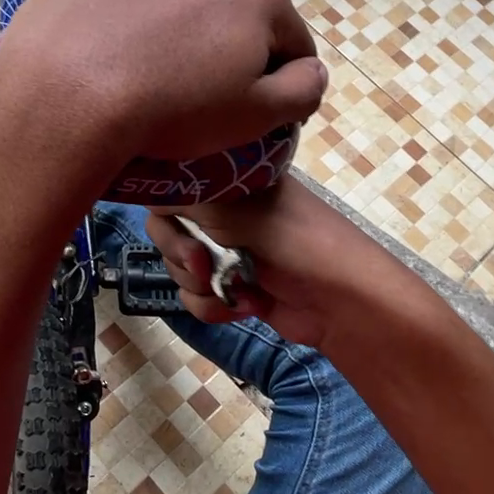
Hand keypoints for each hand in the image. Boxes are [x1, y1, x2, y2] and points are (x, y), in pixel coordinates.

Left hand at [0, 0, 326, 185]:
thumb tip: (315, 71)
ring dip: (198, 5)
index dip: (282, 79)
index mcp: (263, 0)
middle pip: (245, 7)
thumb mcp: (251, 119)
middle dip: (236, 41)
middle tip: (200, 86)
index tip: (256, 107)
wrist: (67, 92)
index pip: (293, 43)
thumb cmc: (168, 112)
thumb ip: (301, 91)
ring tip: (164, 47)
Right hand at [145, 177, 371, 347]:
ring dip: (199, 287)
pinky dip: (211, 307)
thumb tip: (150, 189)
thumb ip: (194, 202)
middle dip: (181, 256)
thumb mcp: (245, 215)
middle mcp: (224, 215)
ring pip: (179, 270)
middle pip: (167, 233)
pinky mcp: (230, 289)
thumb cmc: (303, 246)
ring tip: (232, 292)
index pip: (174, 189)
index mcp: (231, 185)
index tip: (182, 233)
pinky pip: (195, 297)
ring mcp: (226, 254)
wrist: (343, 305)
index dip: (168, 215)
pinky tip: (242, 308)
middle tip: (203, 267)